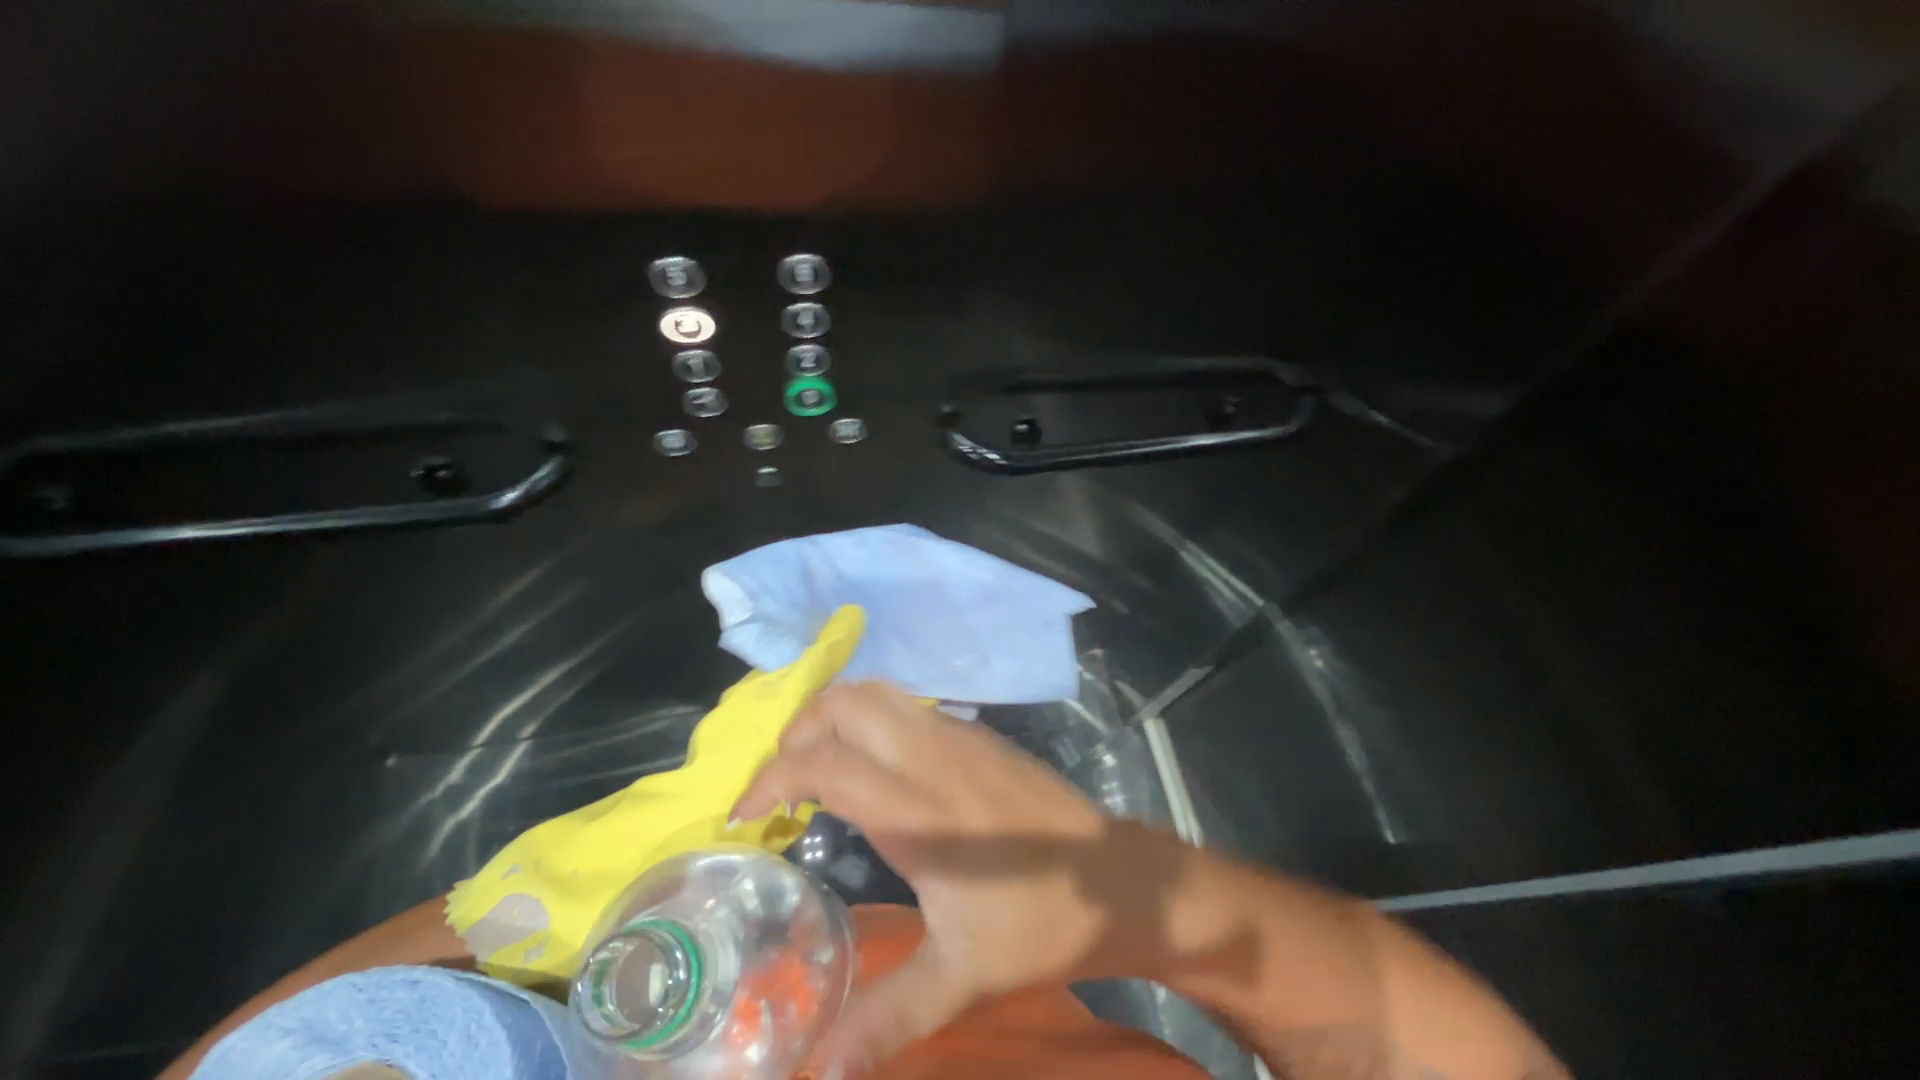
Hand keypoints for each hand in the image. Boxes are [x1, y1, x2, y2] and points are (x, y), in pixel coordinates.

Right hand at [732, 682, 1199, 1076]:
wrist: (1124, 881)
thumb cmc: (1041, 924)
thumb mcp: (961, 976)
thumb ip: (887, 1016)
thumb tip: (820, 1073)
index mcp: (917, 810)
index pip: (823, 763)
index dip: (770, 779)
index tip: (744, 815)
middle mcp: (932, 757)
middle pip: (845, 703)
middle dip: (798, 732)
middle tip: (783, 785)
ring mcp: (961, 737)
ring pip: (879, 693)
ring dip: (835, 716)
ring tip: (819, 767)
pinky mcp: (982, 735)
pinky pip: (909, 705)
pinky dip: (872, 717)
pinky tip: (876, 767)